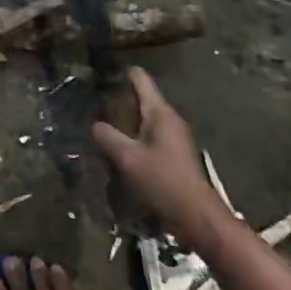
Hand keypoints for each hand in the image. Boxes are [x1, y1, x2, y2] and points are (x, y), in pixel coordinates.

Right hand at [91, 67, 227, 235]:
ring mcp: (174, 135)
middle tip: (93, 105)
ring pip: (145, 117)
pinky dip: (134, 134)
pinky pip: (150, 133)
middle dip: (118, 99)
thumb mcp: (127, 158)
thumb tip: (94, 125)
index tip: (98, 77)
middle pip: (141, 96)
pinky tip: (120, 147)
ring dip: (125, 119)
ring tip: (102, 126)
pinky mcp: (175, 152)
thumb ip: (106, 136)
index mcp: (160, 112)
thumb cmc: (162, 181)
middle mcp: (169, 118)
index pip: (139, 78)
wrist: (197, 216)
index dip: (119, 73)